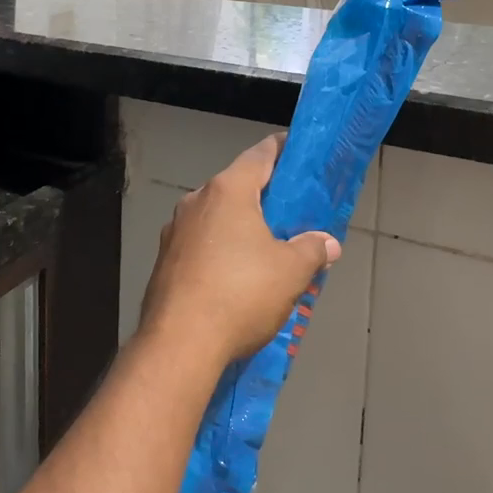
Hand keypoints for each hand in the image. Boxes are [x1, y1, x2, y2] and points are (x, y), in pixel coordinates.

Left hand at [139, 135, 342, 367]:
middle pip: (236, 187)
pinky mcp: (165, 261)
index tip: (298, 151)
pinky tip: (235, 279)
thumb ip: (312, 249)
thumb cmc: (241, 293)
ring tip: (266, 250)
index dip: (282, 150)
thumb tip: (327, 242)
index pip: (260, 155)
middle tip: (291, 211)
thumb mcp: (291, 272)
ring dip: (240, 228)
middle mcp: (197, 201)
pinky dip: (220, 252)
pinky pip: (201, 245)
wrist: (180, 343)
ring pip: (216, 218)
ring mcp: (175, 231)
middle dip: (263, 197)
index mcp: (228, 190)